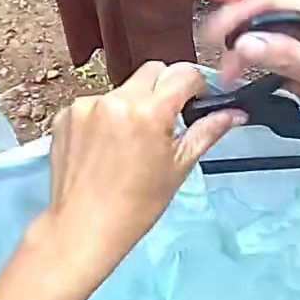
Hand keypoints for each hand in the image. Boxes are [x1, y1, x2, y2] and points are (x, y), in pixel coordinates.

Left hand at [25, 61, 243, 292]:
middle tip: (166, 119)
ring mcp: (86, 105)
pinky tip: (103, 147)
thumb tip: (234, 113)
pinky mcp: (65, 115)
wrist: (81, 228)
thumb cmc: (136, 205)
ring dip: (133, 104)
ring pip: (122, 88)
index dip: (196, 84)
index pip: (183, 74)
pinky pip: (95, 104)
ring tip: (130, 141)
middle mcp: (116, 99)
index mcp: (148, 111)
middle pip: (152, 71)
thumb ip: (206, 131)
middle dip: (165, 88)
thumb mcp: (178, 167)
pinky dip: (104, 117)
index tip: (197, 99)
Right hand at [205, 0, 299, 144]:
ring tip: (276, 91)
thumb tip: (242, 43)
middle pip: (278, 20)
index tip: (212, 37)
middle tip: (231, 73)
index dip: (238, 15)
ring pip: (289, 41)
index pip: (273, 0)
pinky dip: (297, 76)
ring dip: (278, 66)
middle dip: (254, 46)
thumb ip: (285, 56)